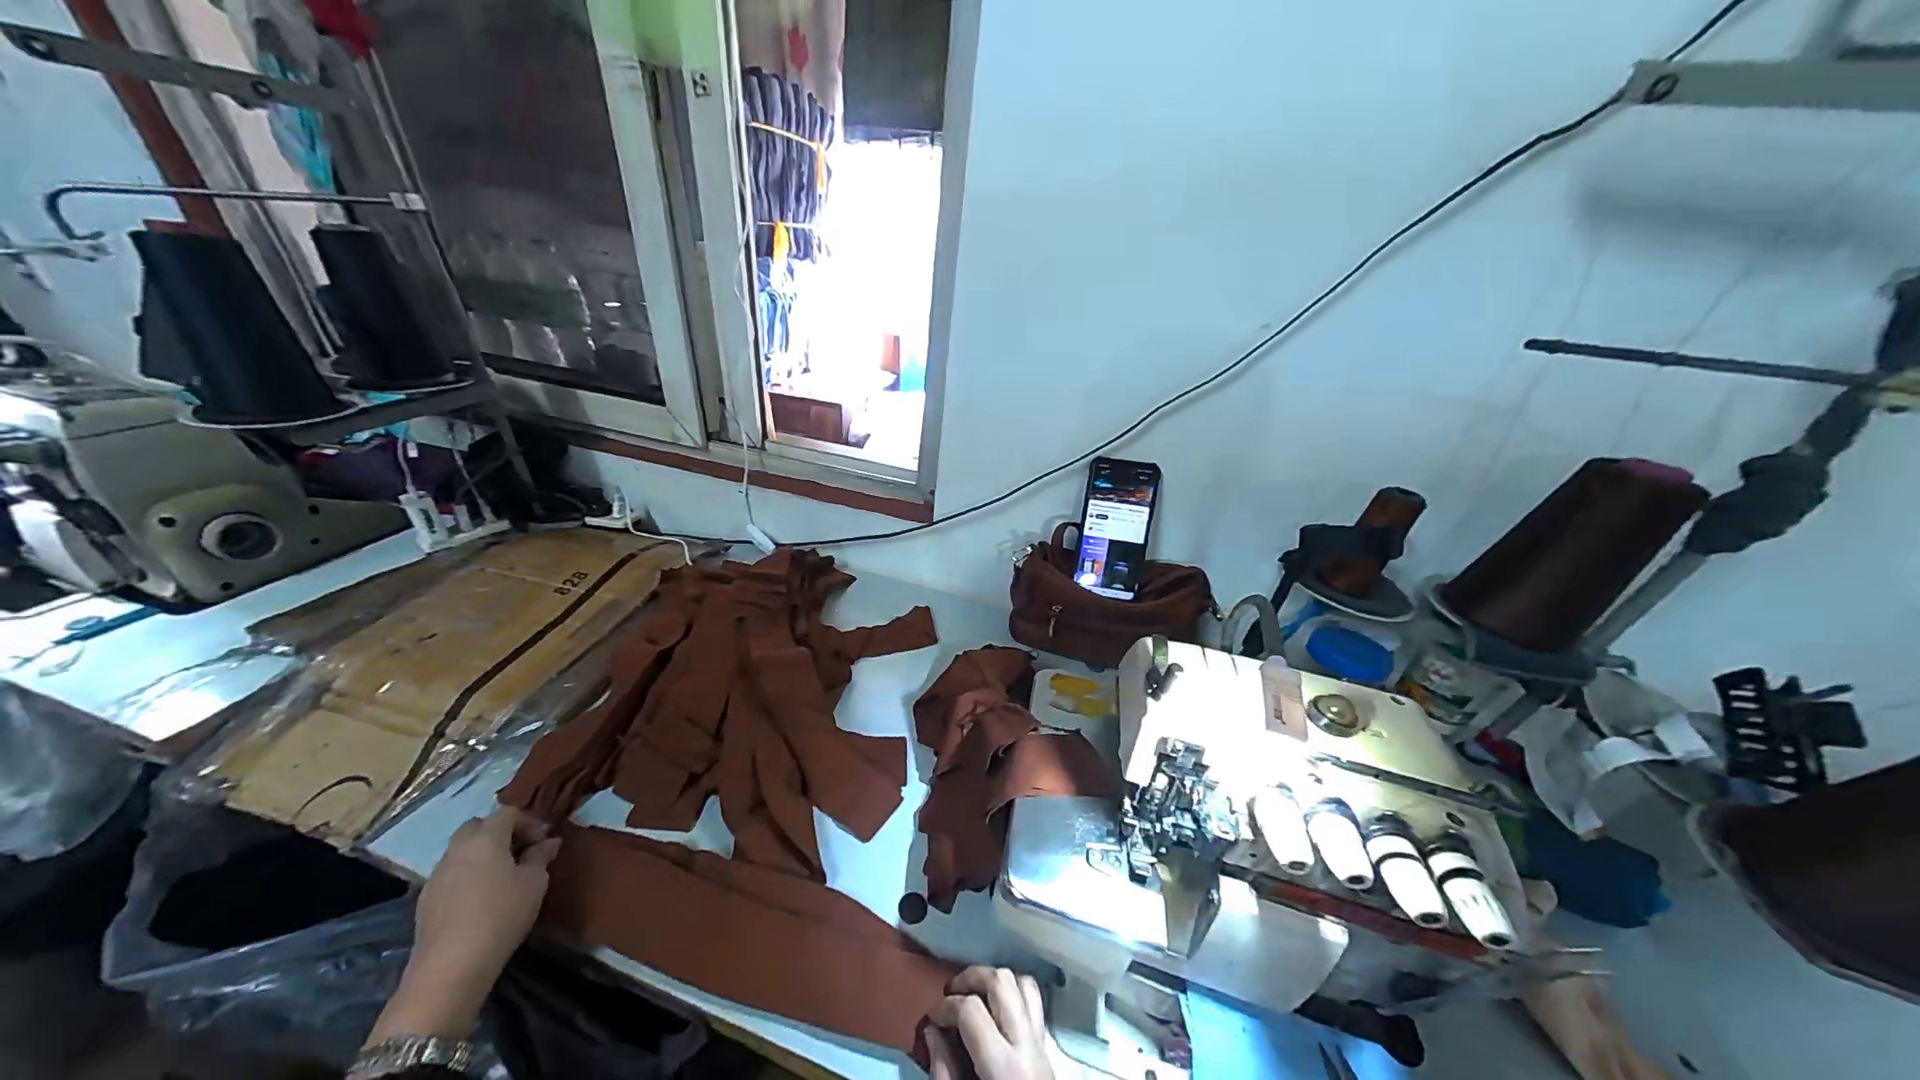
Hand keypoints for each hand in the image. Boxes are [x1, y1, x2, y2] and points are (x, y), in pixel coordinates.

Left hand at [367, 807, 559, 1043]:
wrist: (451, 965)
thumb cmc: (502, 914)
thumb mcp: (534, 882)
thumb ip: (541, 856)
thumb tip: (549, 841)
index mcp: (485, 838)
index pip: (508, 813)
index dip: (529, 822)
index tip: (543, 843)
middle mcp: (457, 849)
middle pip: (478, 826)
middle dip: (500, 833)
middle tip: (520, 853)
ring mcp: (436, 875)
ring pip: (461, 850)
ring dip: (482, 854)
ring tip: (502, 877)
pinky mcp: (425, 900)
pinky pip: (451, 873)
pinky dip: (467, 874)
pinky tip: (480, 899)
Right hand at [928, 966, 1053, 1079]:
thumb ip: (945, 1071)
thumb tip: (933, 1030)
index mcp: (1003, 1067)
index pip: (972, 1011)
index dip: (946, 1007)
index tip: (934, 1018)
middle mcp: (1027, 1045)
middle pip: (1001, 982)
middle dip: (972, 978)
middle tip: (951, 993)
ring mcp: (1042, 1042)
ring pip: (1022, 982)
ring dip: (995, 979)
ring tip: (974, 993)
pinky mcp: (1048, 1046)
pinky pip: (1035, 1000)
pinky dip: (1014, 991)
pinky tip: (997, 1005)